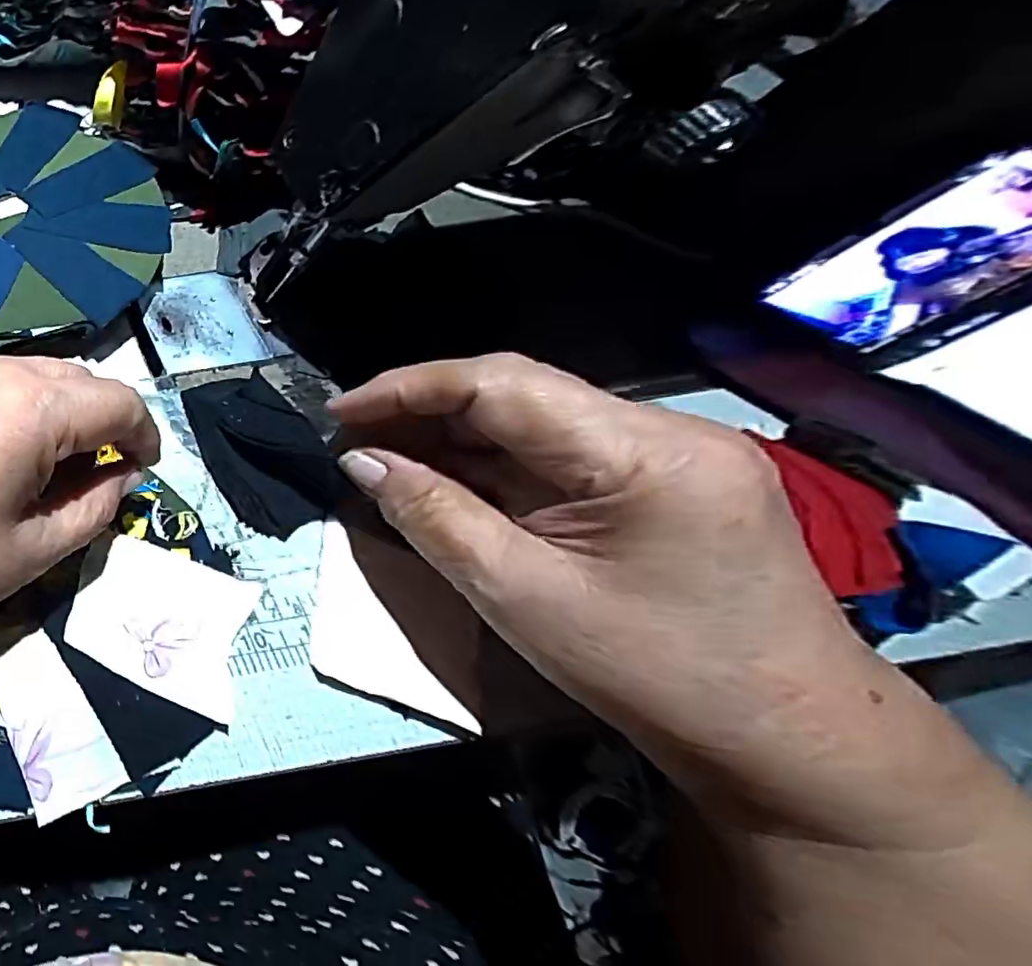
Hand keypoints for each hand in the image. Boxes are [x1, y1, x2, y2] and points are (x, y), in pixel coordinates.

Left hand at [0, 355, 157, 680]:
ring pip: (33, 375)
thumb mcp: (34, 551)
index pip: (116, 402)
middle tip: (94, 476)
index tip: (143, 467)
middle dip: (100, 422)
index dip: (143, 434)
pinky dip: (14, 408)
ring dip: (58, 412)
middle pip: (76, 379)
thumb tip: (121, 472)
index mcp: (26, 408)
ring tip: (44, 467)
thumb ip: (96, 503)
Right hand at [328, 353, 1004, 849]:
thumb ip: (431, 515)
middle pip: (514, 391)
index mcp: (641, 450)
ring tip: (381, 455)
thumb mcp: (516, 594)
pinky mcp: (657, 479)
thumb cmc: (651, 673)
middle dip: (422, 410)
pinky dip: (486, 462)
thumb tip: (361, 461)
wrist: (787, 745)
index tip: (339, 413)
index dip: (406, 389)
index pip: (499, 383)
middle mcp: (661, 430)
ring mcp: (665, 452)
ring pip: (529, 419)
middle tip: (352, 437)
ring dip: (450, 435)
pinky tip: (440, 476)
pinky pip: (550, 452)